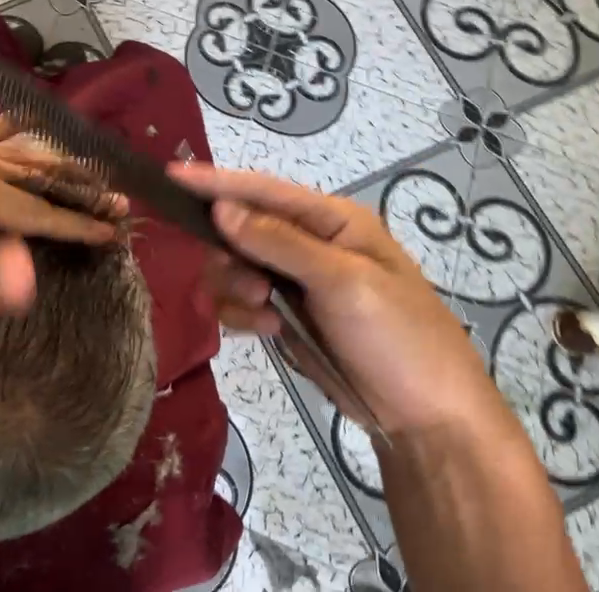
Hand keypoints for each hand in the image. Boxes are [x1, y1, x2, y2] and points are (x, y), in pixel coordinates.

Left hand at [0, 136, 118, 312]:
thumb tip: (38, 278)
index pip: (37, 211)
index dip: (77, 226)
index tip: (116, 234)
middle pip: (30, 172)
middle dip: (74, 188)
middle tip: (117, 198)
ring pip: (7, 148)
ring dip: (48, 160)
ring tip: (82, 163)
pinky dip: (4, 131)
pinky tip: (11, 125)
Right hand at [171, 164, 507, 437]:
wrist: (428, 422)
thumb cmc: (400, 339)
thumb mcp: (345, 284)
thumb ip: (279, 243)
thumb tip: (220, 207)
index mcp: (332, 221)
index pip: (263, 190)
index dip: (215, 182)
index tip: (170, 176)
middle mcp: (309, 243)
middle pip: (238, 229)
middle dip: (231, 256)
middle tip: (249, 290)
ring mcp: (294, 281)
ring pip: (231, 267)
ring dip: (234, 290)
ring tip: (263, 318)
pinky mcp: (283, 315)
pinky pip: (237, 301)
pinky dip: (239, 315)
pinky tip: (266, 332)